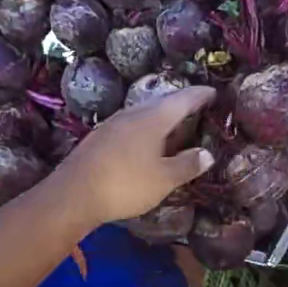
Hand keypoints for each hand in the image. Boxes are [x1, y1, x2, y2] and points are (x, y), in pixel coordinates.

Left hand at [44, 85, 217, 226]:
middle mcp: (132, 114)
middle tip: (195, 107)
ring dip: (159, 116)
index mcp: (153, 119)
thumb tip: (207, 154)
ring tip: (172, 124)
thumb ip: (187, 165)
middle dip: (179, 103)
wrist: (74, 194)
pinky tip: (143, 142)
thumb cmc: (125, 184)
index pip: (182, 100)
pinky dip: (143, 129)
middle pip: (160, 103)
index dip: (200, 96)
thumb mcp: (163, 179)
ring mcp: (112, 125)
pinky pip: (128, 126)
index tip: (213, 93)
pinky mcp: (98, 138)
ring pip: (142, 113)